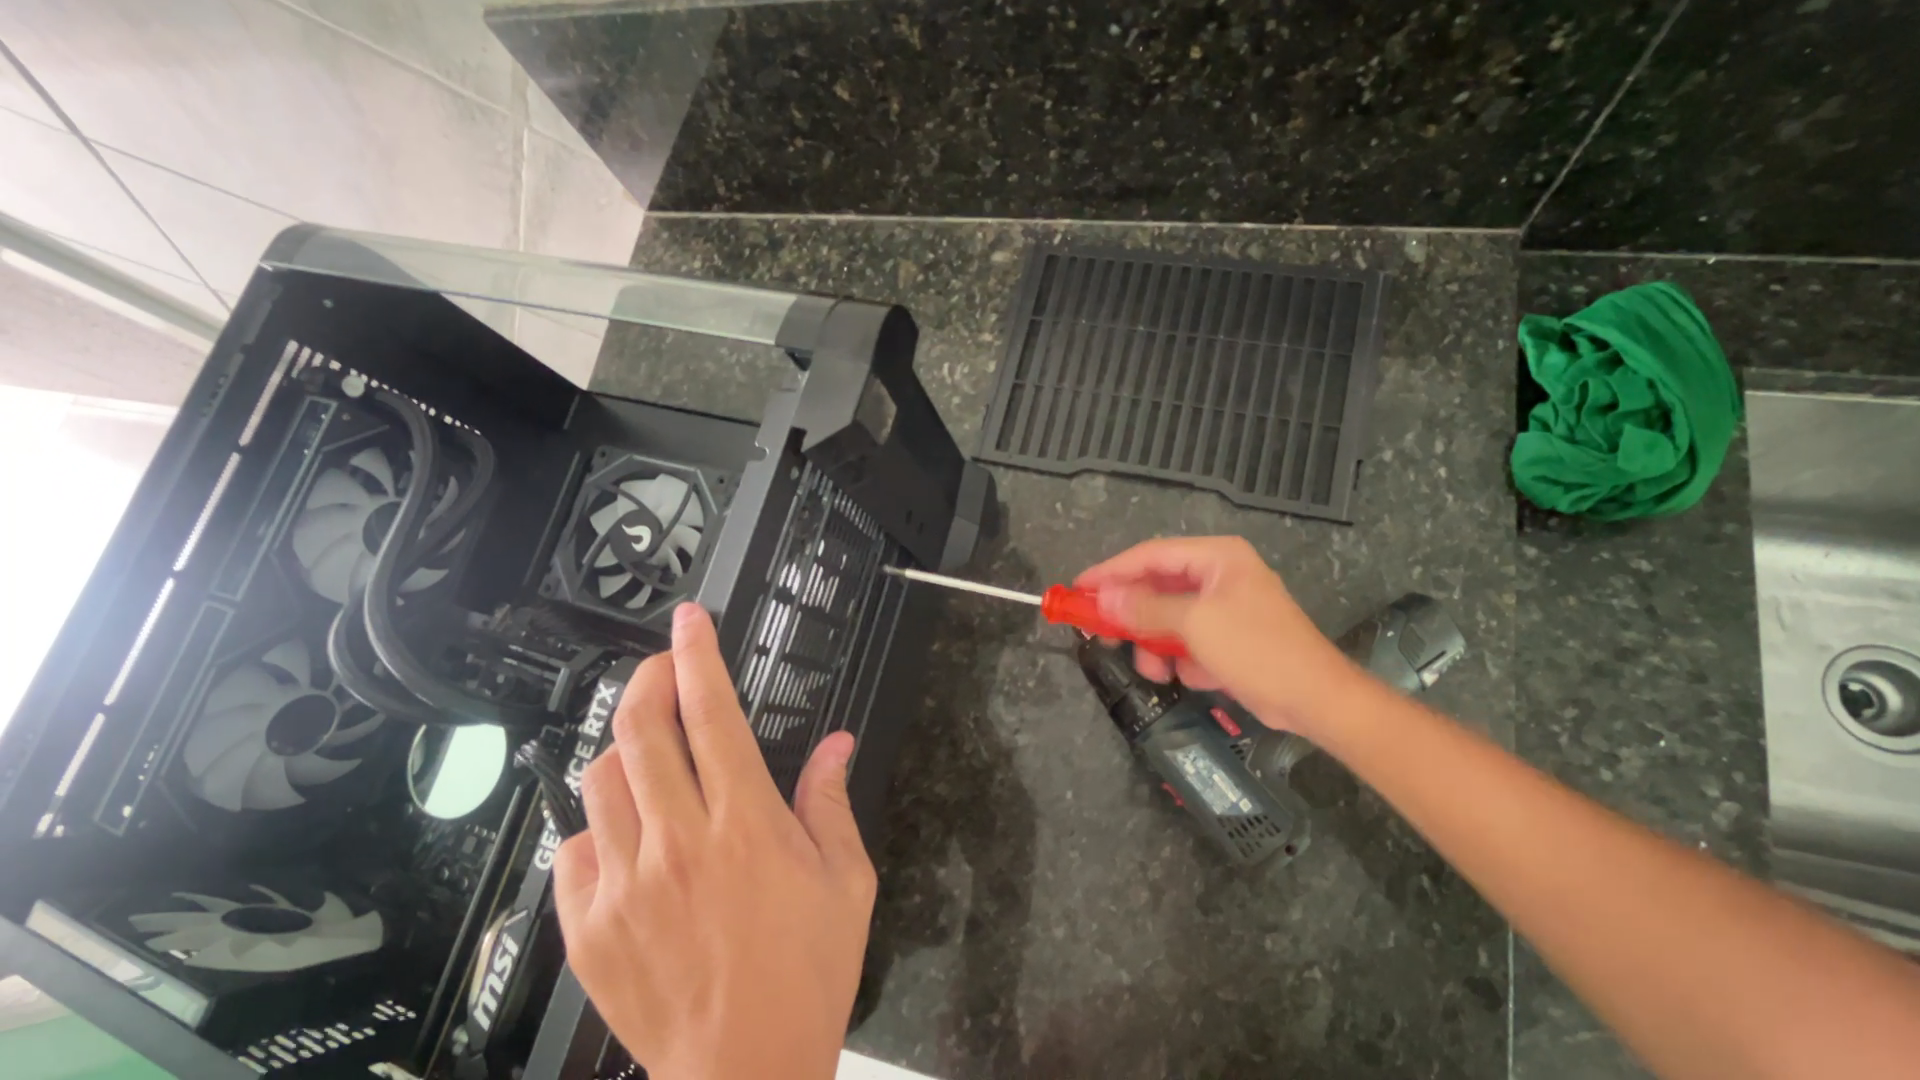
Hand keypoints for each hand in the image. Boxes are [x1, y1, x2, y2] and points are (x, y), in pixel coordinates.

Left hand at [553, 604, 876, 1079]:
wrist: (745, 1071)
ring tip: (649, 756)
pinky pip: (574, 847)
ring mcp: (624, 884)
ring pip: (600, 778)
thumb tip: (836, 743)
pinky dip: (597, 825)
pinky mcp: (587, 926)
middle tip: (660, 669)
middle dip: (646, 679)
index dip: (697, 655)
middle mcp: (678, 842)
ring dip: (624, 749)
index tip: (690, 622)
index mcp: (746, 826)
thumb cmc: (807, 974)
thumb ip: (833, 802)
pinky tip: (625, 836)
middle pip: (640, 728)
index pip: (712, 714)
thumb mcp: (846, 883)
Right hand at [1076, 536, 1361, 736]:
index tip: (1077, 589)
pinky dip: (1184, 659)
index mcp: (1217, 557)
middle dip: (1134, 617)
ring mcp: (1226, 607)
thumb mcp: (1194, 625)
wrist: (1314, 699)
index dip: (1111, 571)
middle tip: (1101, 634)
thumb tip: (1101, 598)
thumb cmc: (1256, 649)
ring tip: (1156, 670)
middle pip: (1158, 587)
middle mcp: (1220, 575)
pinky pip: (1189, 641)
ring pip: (1169, 619)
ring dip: (1157, 645)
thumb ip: (1144, 609)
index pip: (1150, 555)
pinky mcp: (1230, 638)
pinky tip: (1197, 676)